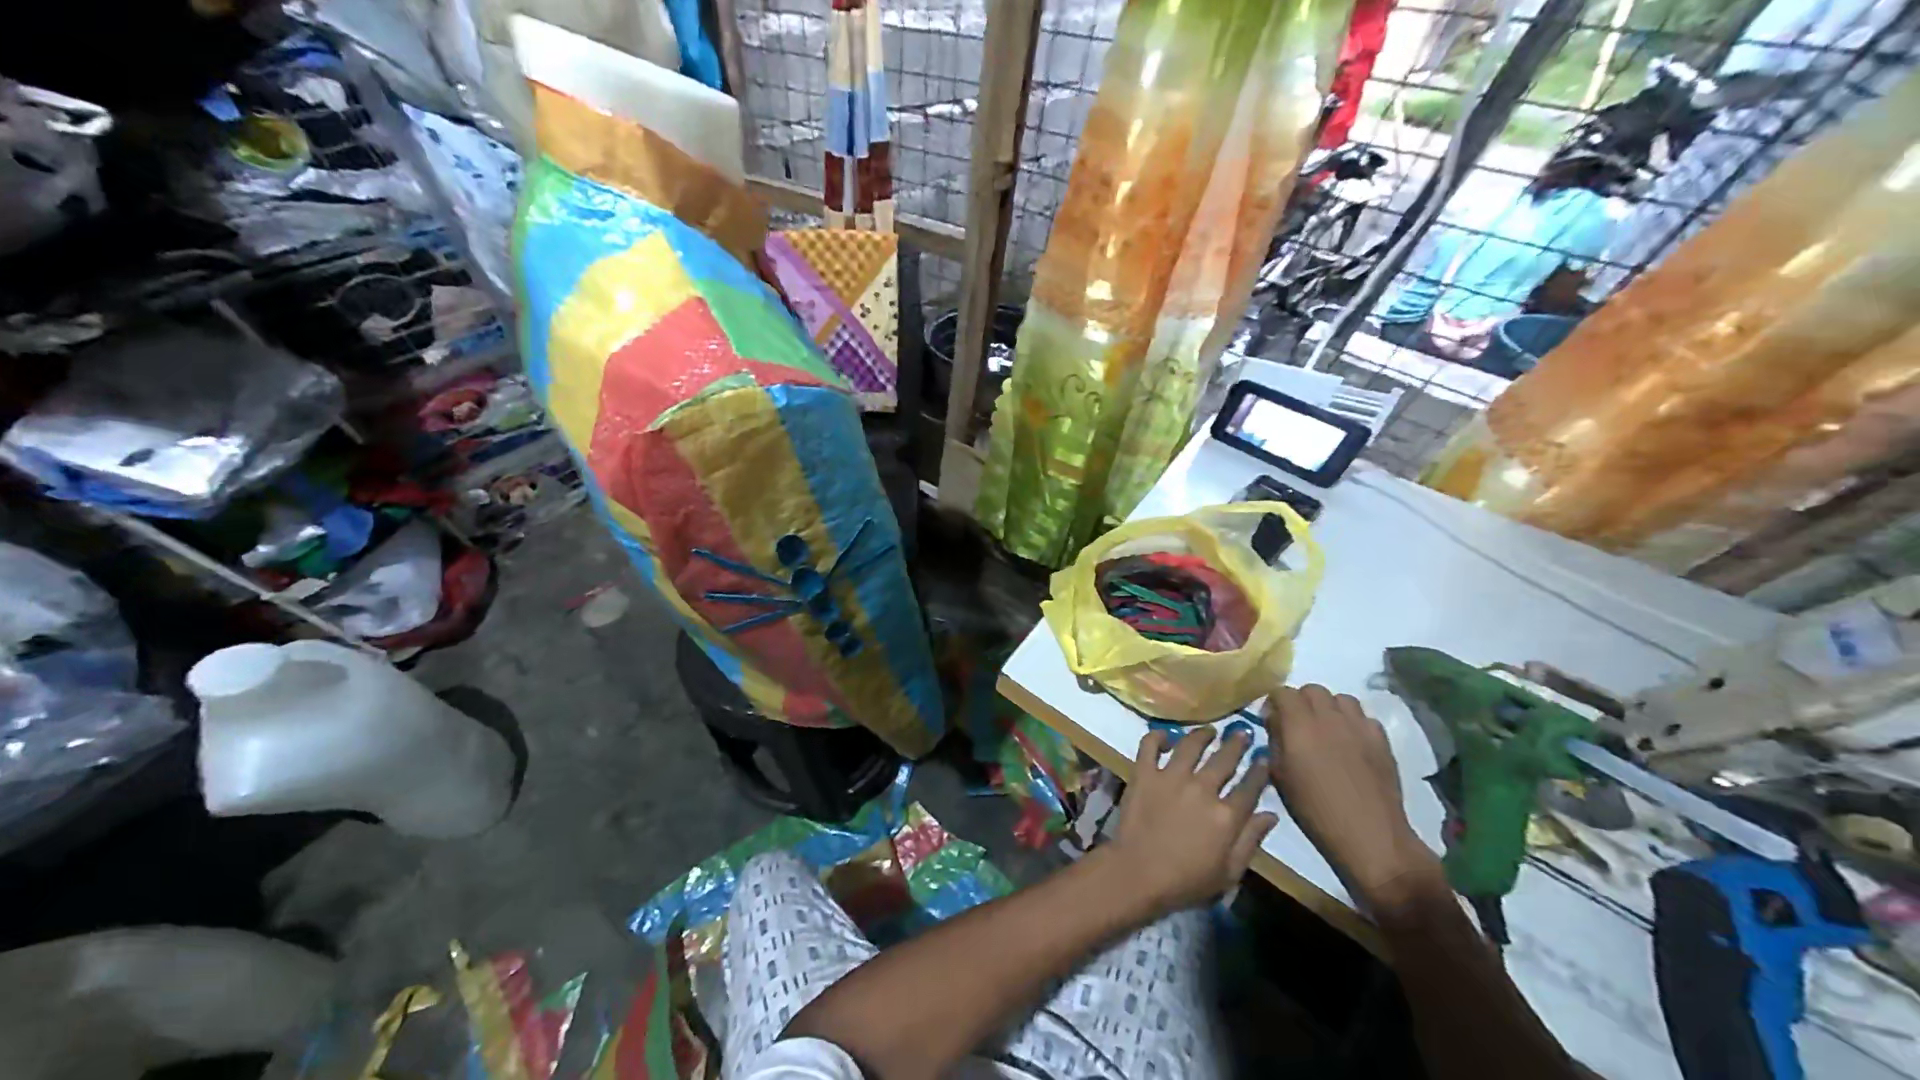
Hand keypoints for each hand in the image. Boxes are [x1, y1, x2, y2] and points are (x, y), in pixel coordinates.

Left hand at [1106, 723, 1276, 915]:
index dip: (1260, 770)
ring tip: (1209, 731)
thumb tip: (1271, 815)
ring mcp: (1171, 777)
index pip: (1250, 786)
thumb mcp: (1229, 872)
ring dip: (1202, 735)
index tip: (1264, 757)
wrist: (1137, 874)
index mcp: (1227, 815)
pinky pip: (1150, 745)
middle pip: (1224, 758)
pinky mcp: (1144, 773)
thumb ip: (1251, 841)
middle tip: (1242, 732)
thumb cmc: (1186, 882)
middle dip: (1236, 743)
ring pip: (1190, 745)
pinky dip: (1157, 736)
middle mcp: (1202, 788)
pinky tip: (1166, 736)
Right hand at [1265, 686, 1443, 914]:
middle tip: (1298, 723)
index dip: (1275, 702)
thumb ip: (1275, 741)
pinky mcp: (1381, 739)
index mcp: (1299, 725)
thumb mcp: (1280, 776)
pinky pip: (1364, 717)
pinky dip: (1353, 723)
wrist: (1369, 834)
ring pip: (1341, 698)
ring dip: (1329, 708)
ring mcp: (1359, 726)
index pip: (1283, 692)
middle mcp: (1329, 717)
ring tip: (1327, 729)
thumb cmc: (1315, 809)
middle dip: (1302, 701)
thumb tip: (1275, 722)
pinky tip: (1351, 743)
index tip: (1272, 719)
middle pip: (1312, 689)